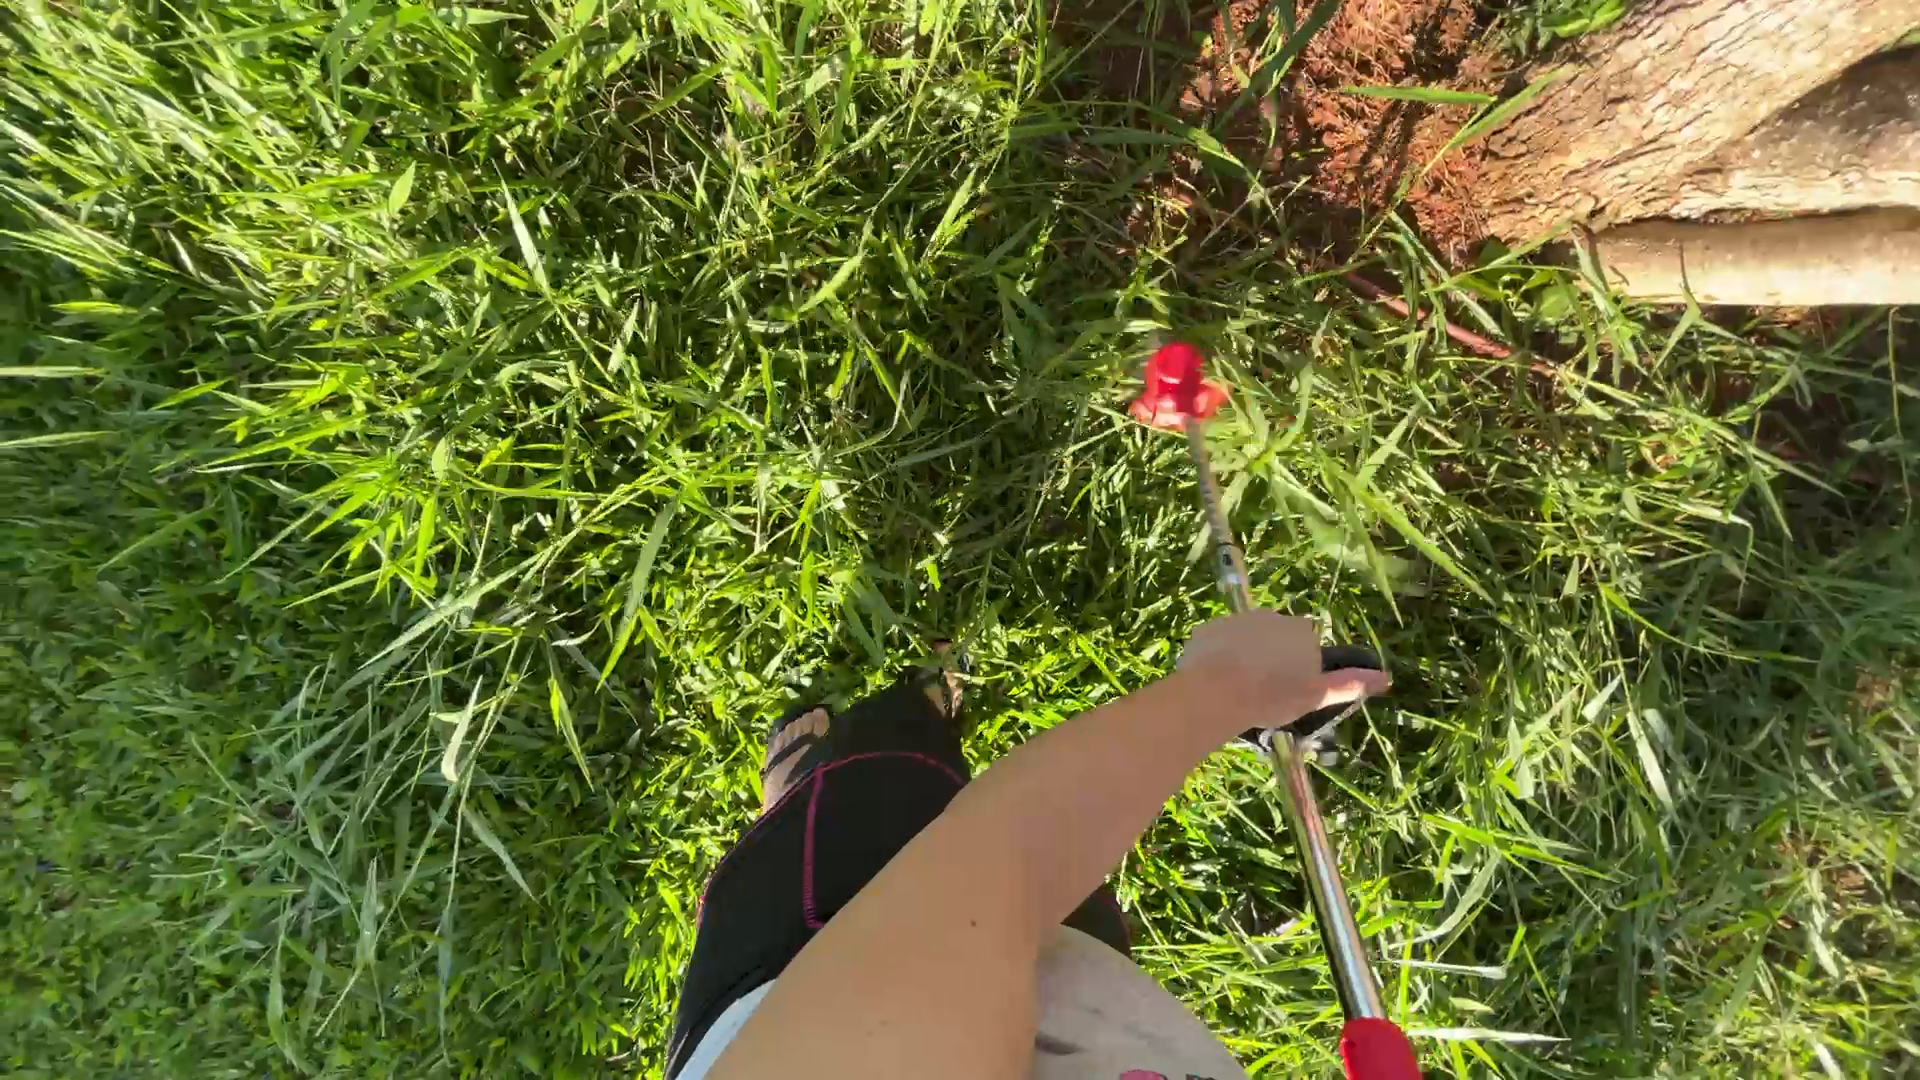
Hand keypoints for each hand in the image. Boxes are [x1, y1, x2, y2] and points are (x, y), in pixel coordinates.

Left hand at [1176, 610, 1388, 727]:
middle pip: (1274, 637)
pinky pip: (1217, 643)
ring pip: (1244, 638)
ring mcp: (1235, 620)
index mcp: (1300, 630)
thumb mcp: (1316, 695)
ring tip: (1237, 687)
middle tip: (1263, 689)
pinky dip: (1217, 657)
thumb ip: (1349, 684)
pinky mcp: (1207, 629)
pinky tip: (1215, 679)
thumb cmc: (1272, 696)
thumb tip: (1386, 678)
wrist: (1215, 692)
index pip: (1305, 643)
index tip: (1288, 687)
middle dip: (1271, 657)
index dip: (1298, 666)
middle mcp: (1269, 617)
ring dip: (1243, 656)